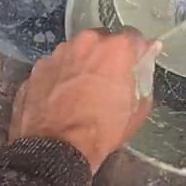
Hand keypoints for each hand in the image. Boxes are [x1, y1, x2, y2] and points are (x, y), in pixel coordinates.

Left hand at [8, 28, 154, 171]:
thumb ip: (145, 77)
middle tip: (109, 80)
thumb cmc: (103, 129)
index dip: (138, 52)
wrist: (55, 148)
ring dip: (83, 64)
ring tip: (82, 90)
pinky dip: (62, 76)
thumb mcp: (137, 109)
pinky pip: (57, 66)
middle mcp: (86, 42)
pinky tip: (62, 97)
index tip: (137, 65)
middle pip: (103, 41)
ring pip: (78, 51)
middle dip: (108, 56)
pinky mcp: (38, 67)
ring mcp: (58, 53)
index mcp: (115, 48)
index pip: (135, 37)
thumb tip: (148, 57)